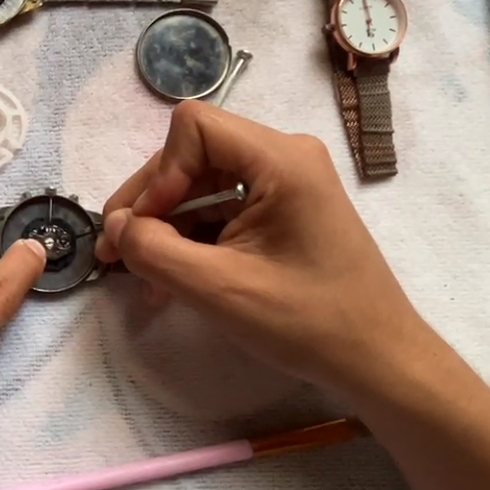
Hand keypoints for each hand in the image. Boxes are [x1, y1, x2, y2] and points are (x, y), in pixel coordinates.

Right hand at [94, 101, 436, 399]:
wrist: (376, 360)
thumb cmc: (304, 321)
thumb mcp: (215, 287)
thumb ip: (151, 249)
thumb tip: (113, 225)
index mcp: (280, 160)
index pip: (193, 128)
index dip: (158, 175)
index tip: (144, 227)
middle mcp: (282, 157)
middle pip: (189, 155)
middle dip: (148, 204)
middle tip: (116, 252)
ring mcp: (282, 184)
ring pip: (196, 185)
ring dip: (162, 227)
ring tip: (139, 274)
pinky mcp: (278, 211)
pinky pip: (216, 209)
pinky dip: (186, 239)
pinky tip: (167, 278)